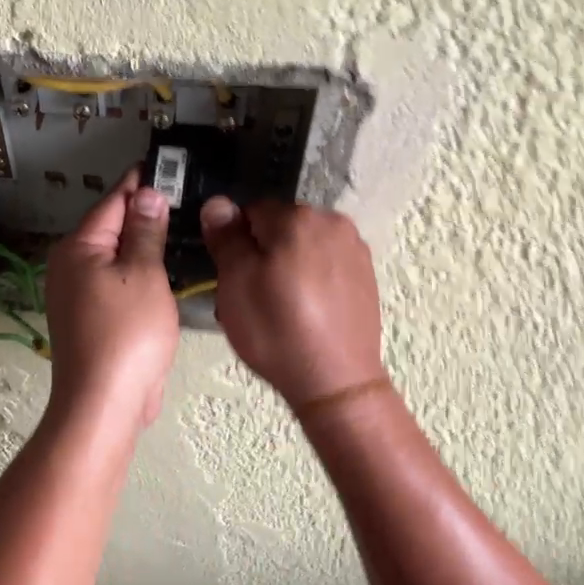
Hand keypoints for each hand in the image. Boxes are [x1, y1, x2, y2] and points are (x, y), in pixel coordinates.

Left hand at [45, 171, 180, 424]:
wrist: (104, 402)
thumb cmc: (126, 334)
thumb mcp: (144, 274)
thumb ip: (145, 231)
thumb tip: (146, 194)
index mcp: (78, 247)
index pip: (112, 200)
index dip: (141, 182)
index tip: (168, 165)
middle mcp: (69, 267)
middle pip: (111, 228)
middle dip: (144, 214)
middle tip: (184, 199)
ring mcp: (77, 296)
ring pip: (115, 259)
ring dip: (143, 247)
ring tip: (180, 232)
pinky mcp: (90, 320)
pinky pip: (117, 285)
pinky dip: (138, 277)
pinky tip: (164, 276)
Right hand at [200, 197, 386, 408]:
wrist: (335, 380)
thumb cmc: (277, 330)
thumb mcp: (235, 283)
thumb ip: (226, 238)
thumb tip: (218, 204)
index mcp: (298, 217)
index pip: (251, 211)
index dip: (236, 243)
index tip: (232, 276)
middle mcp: (332, 222)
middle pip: (281, 228)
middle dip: (263, 252)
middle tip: (251, 295)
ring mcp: (354, 249)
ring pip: (304, 247)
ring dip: (287, 266)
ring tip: (278, 307)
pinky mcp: (366, 276)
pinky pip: (325, 265)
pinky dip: (311, 280)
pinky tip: (304, 312)